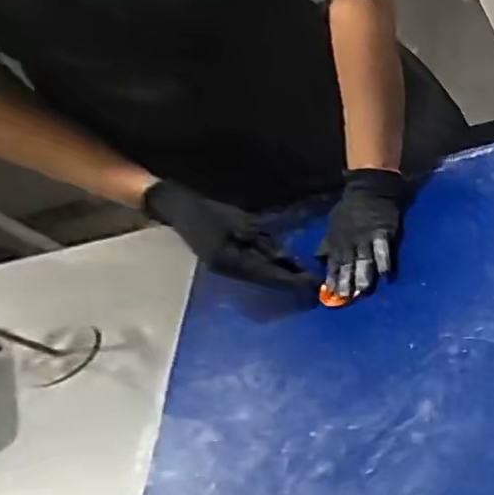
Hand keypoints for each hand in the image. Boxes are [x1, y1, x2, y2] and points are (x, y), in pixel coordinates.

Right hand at [142, 180, 313, 288]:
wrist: (177, 208)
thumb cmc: (210, 211)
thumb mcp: (242, 223)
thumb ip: (265, 243)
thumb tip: (288, 260)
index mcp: (232, 261)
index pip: (270, 274)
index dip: (293, 280)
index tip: (314, 283)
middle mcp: (230, 272)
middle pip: (267, 281)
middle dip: (291, 283)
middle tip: (315, 286)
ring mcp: (226, 272)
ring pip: (262, 280)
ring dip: (283, 281)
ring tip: (306, 281)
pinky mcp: (226, 266)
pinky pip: (253, 274)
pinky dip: (271, 274)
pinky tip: (286, 272)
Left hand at [317, 168, 405, 298]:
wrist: (369, 190)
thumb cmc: (351, 210)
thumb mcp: (333, 226)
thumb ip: (328, 244)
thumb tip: (319, 260)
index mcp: (339, 241)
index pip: (335, 264)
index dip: (334, 279)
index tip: (332, 294)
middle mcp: (351, 242)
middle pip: (349, 265)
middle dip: (347, 281)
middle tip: (346, 297)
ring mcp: (367, 238)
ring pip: (365, 260)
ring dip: (364, 275)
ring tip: (363, 290)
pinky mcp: (383, 233)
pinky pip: (383, 250)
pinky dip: (384, 262)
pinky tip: (385, 275)